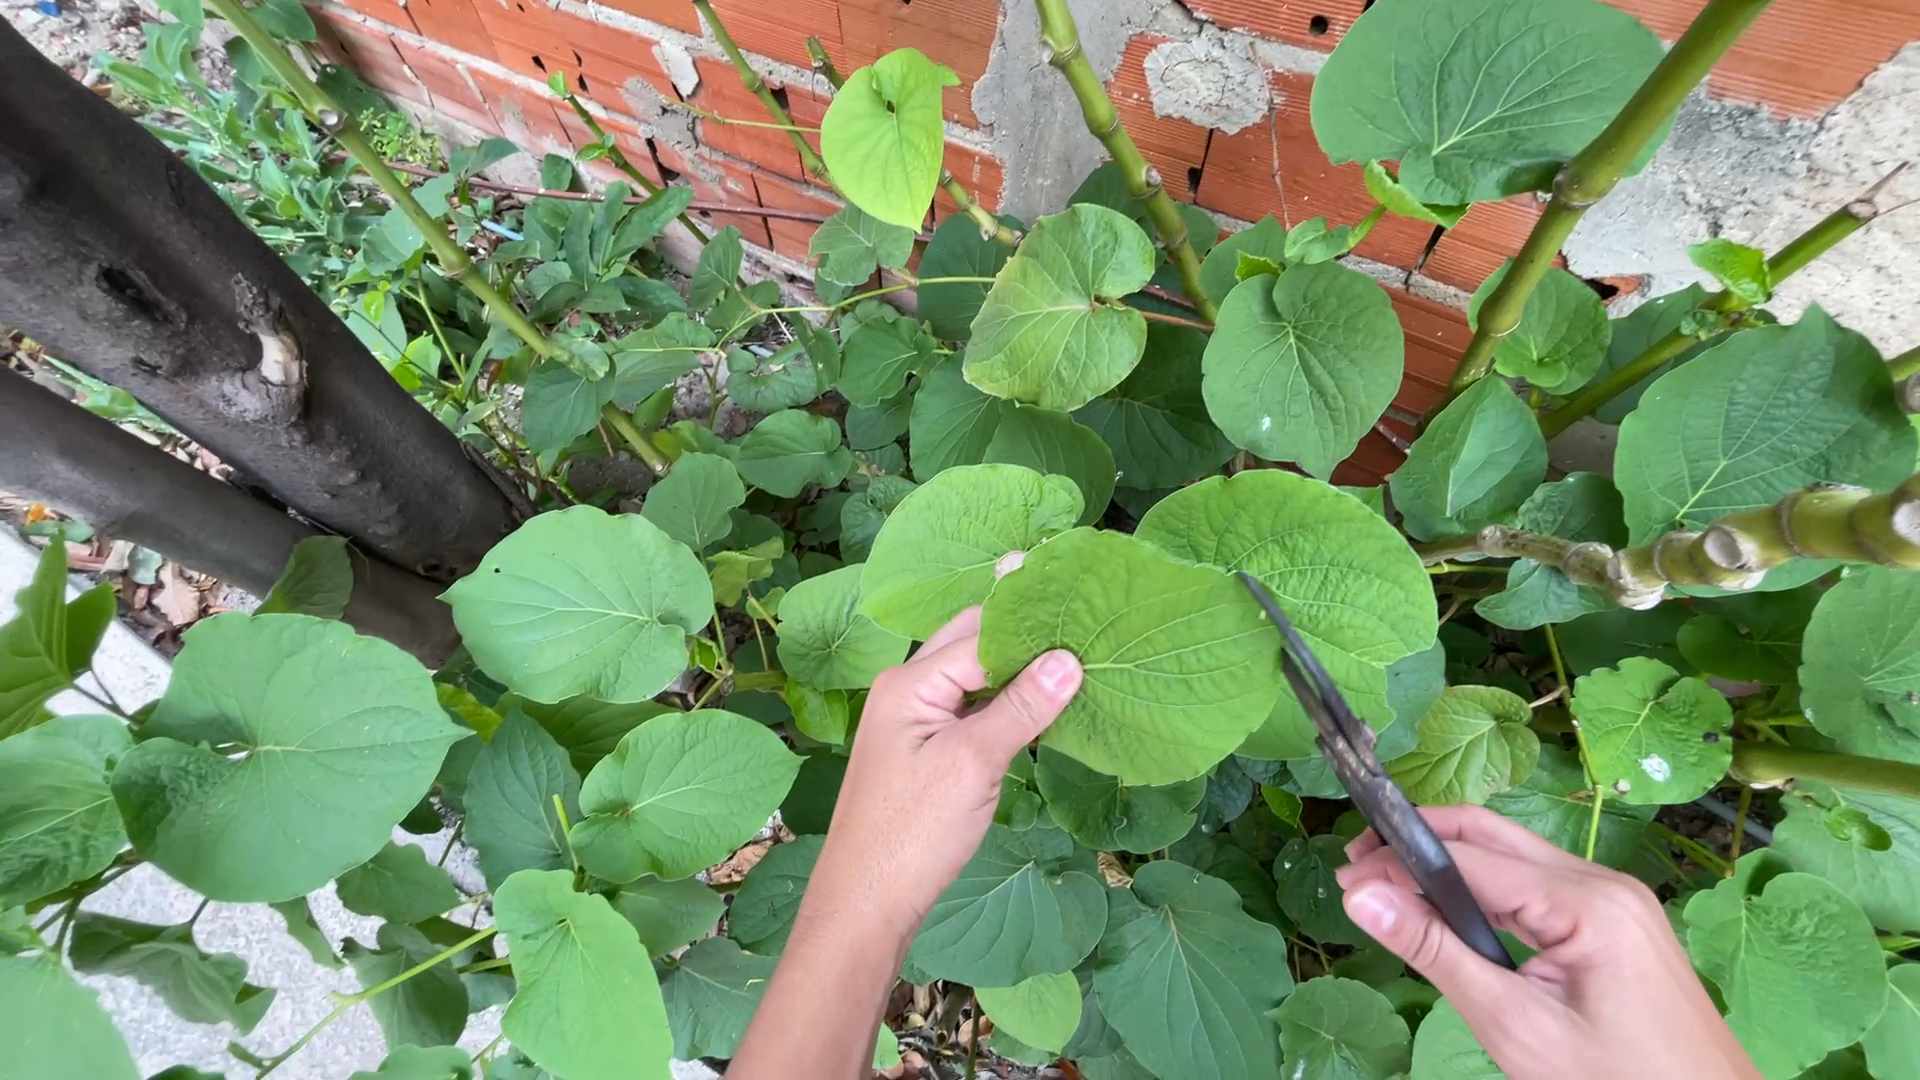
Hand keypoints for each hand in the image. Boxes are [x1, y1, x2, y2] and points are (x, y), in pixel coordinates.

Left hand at [806, 605, 1082, 935]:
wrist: (867, 901)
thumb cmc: (916, 830)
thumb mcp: (974, 762)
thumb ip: (1022, 706)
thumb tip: (1069, 658)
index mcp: (910, 681)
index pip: (980, 637)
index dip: (1031, 636)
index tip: (1084, 636)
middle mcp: (907, 687)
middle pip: (972, 646)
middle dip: (1022, 646)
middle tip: (1079, 651)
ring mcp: (914, 717)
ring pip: (972, 678)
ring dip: (1014, 677)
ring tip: (1070, 676)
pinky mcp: (925, 746)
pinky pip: (969, 708)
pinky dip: (1002, 707)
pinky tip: (1039, 713)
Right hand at [1335, 805, 1759, 1079]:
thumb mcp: (1514, 1027)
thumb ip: (1433, 951)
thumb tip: (1357, 894)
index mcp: (1585, 902)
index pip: (1464, 856)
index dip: (1396, 860)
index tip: (1347, 878)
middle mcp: (1599, 880)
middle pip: (1484, 832)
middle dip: (1414, 841)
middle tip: (1359, 870)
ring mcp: (1609, 896)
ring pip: (1503, 851)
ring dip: (1442, 861)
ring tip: (1391, 890)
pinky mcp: (1609, 917)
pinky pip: (1526, 880)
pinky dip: (1476, 886)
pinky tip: (1447, 911)